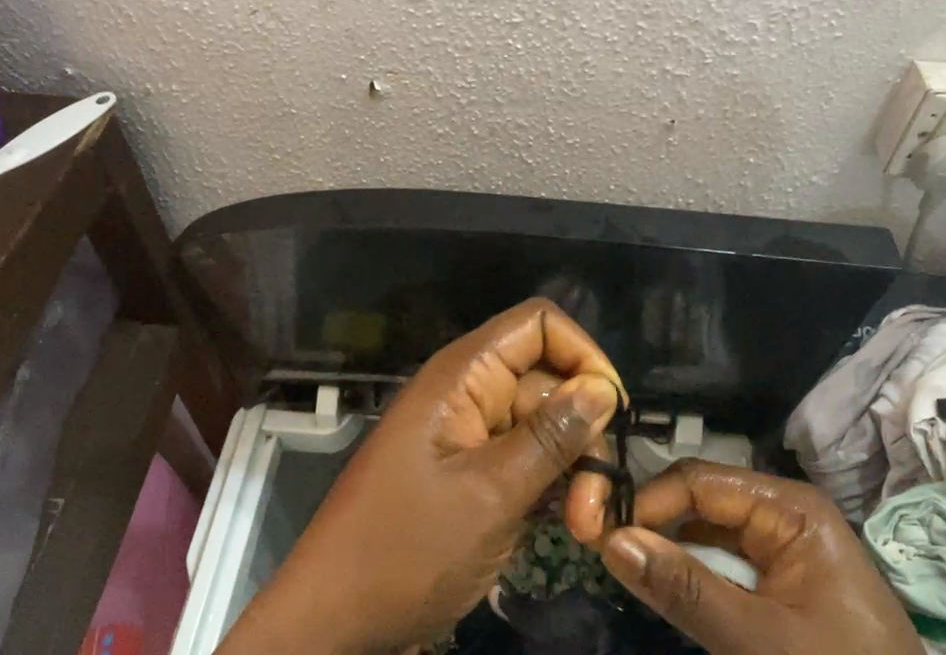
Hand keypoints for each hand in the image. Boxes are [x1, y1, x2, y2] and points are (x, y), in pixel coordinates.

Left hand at [219, 297, 624, 654]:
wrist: (333, 621)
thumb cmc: (405, 549)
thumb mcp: (490, 494)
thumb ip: (550, 437)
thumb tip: (602, 388)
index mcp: (464, 376)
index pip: (538, 324)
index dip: (582, 354)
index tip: (612, 411)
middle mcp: (469, 394)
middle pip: (550, 381)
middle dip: (583, 433)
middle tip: (595, 507)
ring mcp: (470, 436)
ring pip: (545, 426)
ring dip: (573, 471)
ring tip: (582, 528)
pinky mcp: (472, 475)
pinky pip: (527, 461)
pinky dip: (551, 488)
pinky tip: (565, 529)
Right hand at [594, 460, 923, 654]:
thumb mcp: (758, 640)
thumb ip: (684, 589)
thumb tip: (611, 541)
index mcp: (788, 506)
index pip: (698, 481)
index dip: (647, 503)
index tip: (597, 535)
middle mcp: (784, 512)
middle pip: (701, 504)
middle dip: (654, 527)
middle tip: (603, 556)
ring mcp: (785, 547)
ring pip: (708, 537)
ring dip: (669, 555)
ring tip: (622, 571)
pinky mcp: (784, 581)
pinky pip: (726, 566)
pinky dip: (694, 579)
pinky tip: (665, 593)